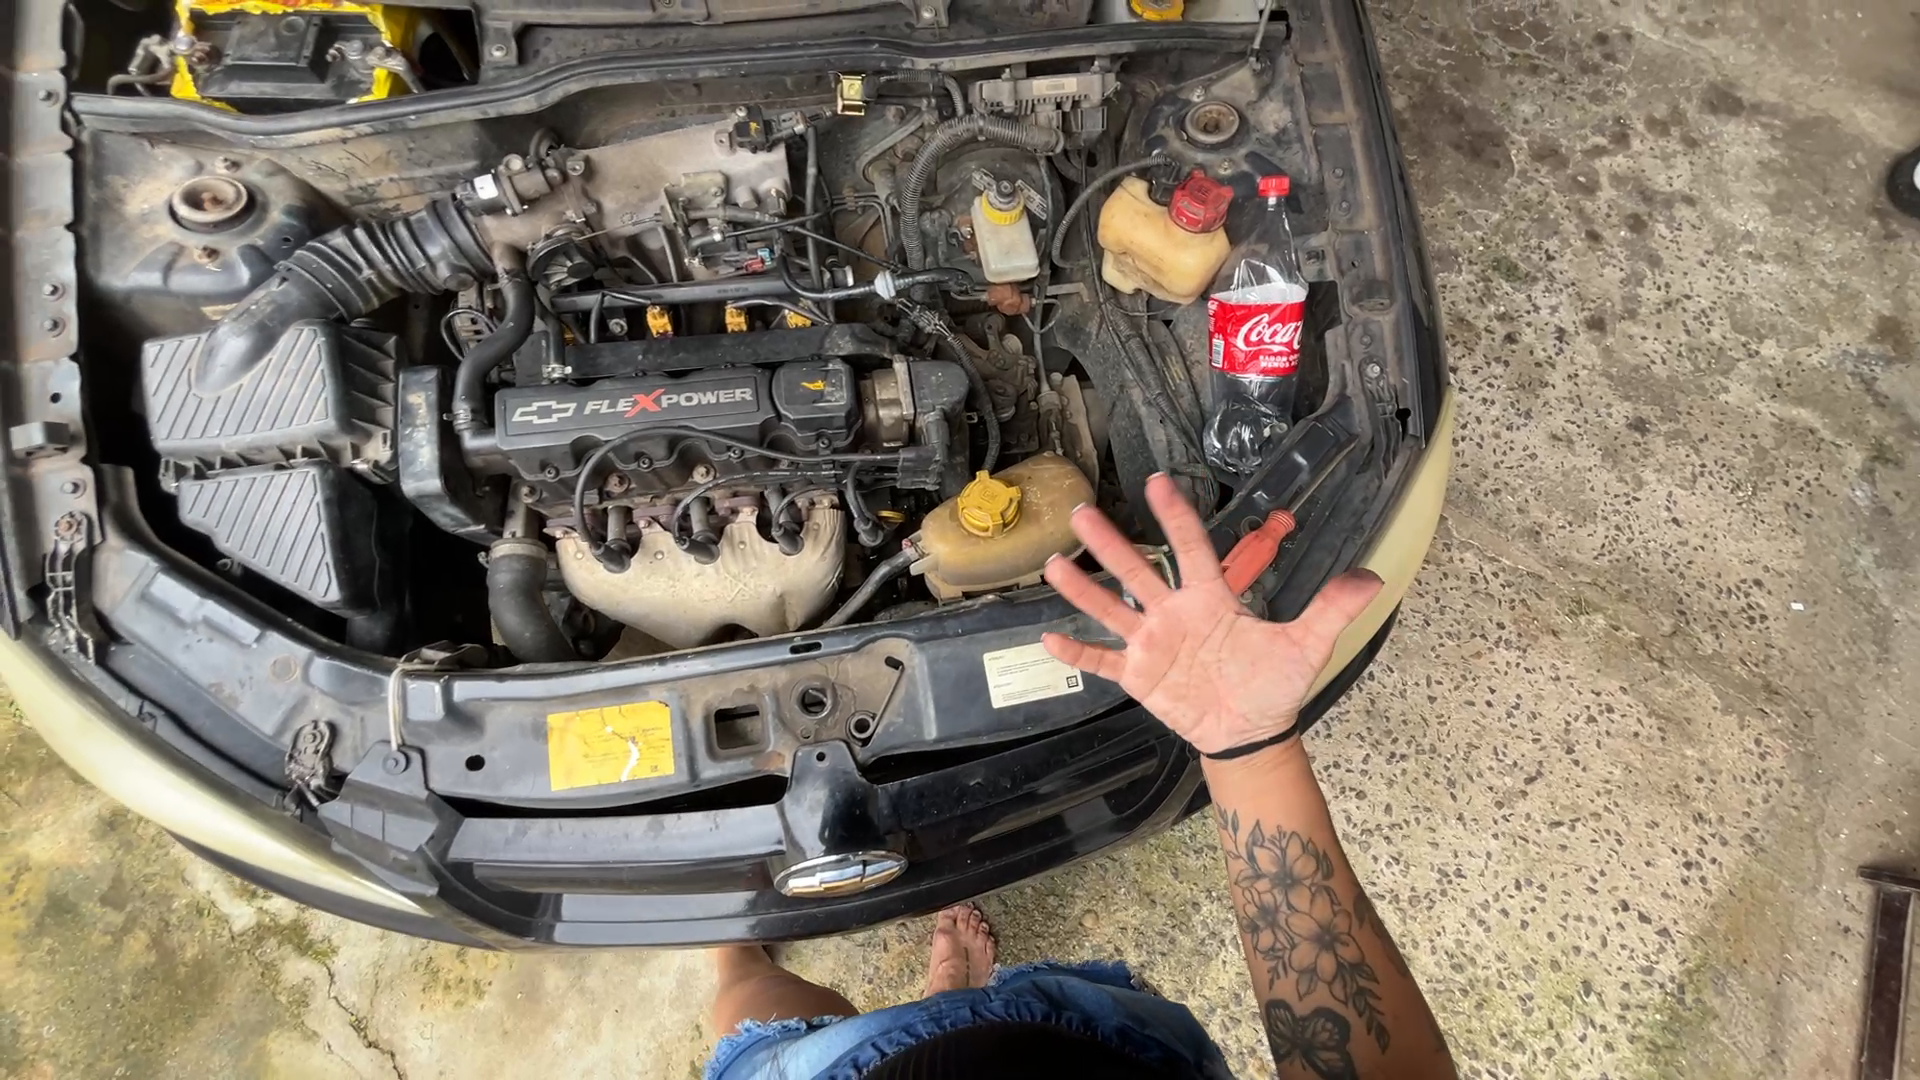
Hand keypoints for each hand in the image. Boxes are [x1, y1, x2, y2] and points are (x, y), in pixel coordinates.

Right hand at [1041, 474, 1384, 755]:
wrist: (1248, 731)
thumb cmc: (1271, 684)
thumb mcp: (1305, 646)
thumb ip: (1330, 609)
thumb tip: (1372, 577)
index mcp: (1209, 599)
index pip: (1190, 549)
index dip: (1176, 517)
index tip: (1158, 484)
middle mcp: (1173, 612)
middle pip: (1136, 572)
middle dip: (1110, 543)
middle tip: (1082, 513)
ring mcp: (1151, 643)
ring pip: (1111, 609)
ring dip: (1083, 590)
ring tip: (1055, 565)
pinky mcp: (1138, 675)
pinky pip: (1102, 661)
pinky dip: (1078, 652)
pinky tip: (1050, 638)